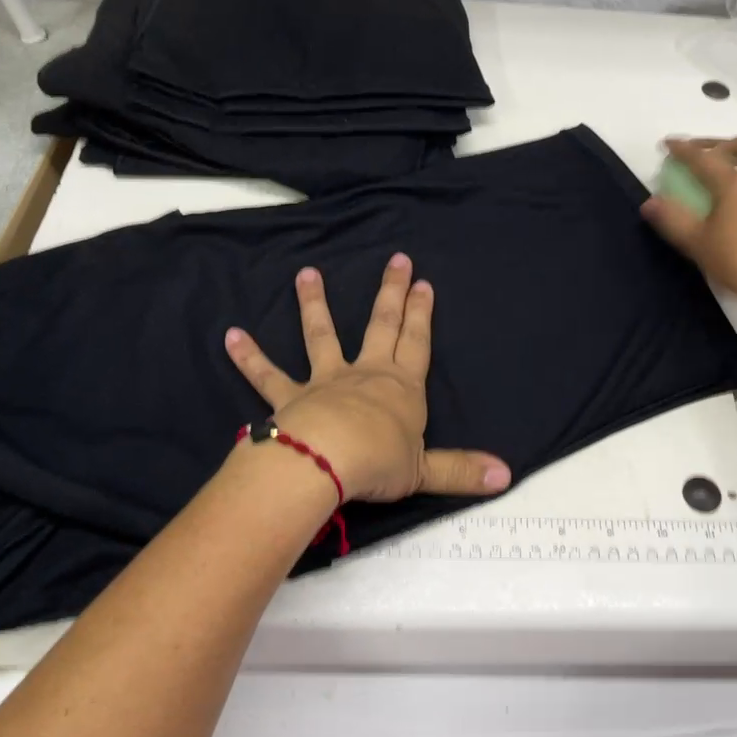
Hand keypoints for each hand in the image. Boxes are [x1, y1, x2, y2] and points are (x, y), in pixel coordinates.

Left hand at [223, 254, 511, 502]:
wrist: (327, 462)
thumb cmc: (380, 462)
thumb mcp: (426, 470)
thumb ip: (461, 471)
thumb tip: (505, 476)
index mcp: (402, 387)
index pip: (417, 342)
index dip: (421, 313)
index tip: (423, 282)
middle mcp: (366, 373)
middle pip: (381, 325)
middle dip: (390, 293)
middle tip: (395, 260)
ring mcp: (325, 380)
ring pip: (321, 335)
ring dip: (315, 304)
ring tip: (307, 274)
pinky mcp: (290, 396)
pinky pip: (266, 374)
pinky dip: (249, 355)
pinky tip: (231, 335)